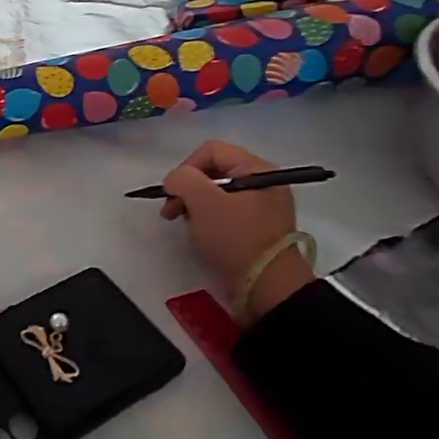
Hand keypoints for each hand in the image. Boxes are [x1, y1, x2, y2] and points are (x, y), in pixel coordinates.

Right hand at [160, 141, 314, 321]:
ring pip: (216, 194)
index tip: (173, 193)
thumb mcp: (204, 202)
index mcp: (256, 169)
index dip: (186, 167)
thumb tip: (175, 180)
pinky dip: (208, 221)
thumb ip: (183, 179)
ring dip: (195, 207)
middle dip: (188, 189)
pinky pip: (224, 214)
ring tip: (188, 227)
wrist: (267, 288)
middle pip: (213, 171)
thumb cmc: (236, 239)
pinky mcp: (255, 229)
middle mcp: (262, 183)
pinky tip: (202, 237)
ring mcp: (260, 207)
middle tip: (171, 212)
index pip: (211, 150)